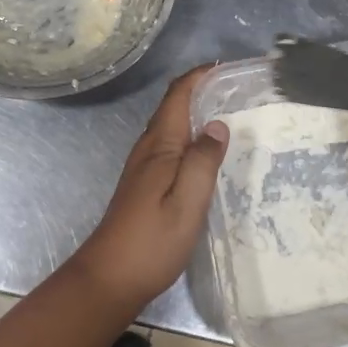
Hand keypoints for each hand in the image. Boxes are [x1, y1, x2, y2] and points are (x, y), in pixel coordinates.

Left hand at [69, 66, 228, 309]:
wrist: (109, 279)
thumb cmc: (151, 242)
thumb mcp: (186, 203)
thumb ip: (202, 162)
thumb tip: (217, 124)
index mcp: (160, 147)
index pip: (178, 96)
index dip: (199, 76)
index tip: (227, 67)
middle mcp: (149, 149)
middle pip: (173, 106)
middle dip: (201, 90)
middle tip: (237, 88)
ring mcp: (144, 167)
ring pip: (172, 126)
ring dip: (196, 112)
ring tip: (229, 113)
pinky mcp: (145, 184)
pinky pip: (171, 146)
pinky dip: (190, 136)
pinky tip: (207, 152)